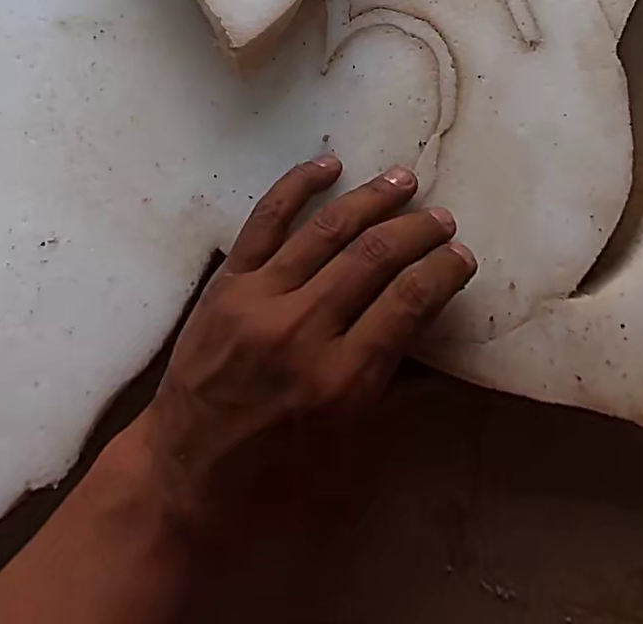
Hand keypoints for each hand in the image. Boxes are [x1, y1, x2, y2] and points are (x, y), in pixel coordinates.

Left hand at [129, 156, 475, 520]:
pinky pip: (266, 220)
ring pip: (327, 229)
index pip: (408, 302)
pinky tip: (328, 164)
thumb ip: (395, 390)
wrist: (182, 475)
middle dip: (417, 230)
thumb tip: (444, 351)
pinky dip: (299, 185)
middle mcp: (302, 330)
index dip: (443, 270)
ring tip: (402, 180)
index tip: (460, 255)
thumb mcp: (349, 452)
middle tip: (441, 218)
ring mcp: (259, 299)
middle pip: (373, 257)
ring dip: (372, 198)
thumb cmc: (274, 478)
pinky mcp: (227, 282)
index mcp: (342, 381)